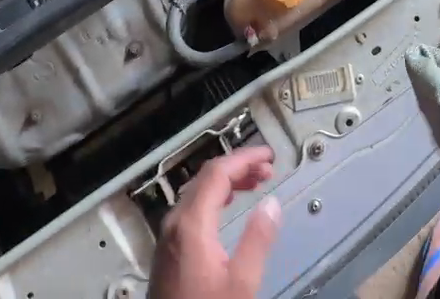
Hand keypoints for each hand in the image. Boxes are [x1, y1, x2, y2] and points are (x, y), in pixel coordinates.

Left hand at [149, 146, 281, 298]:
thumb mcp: (241, 283)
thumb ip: (258, 239)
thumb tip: (271, 202)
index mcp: (191, 223)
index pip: (218, 172)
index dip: (245, 158)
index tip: (269, 157)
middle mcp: (174, 222)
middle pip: (206, 177)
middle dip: (238, 167)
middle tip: (267, 170)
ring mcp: (168, 235)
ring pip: (197, 191)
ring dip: (226, 181)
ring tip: (255, 184)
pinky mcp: (167, 249)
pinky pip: (191, 207)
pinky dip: (214, 197)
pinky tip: (227, 205)